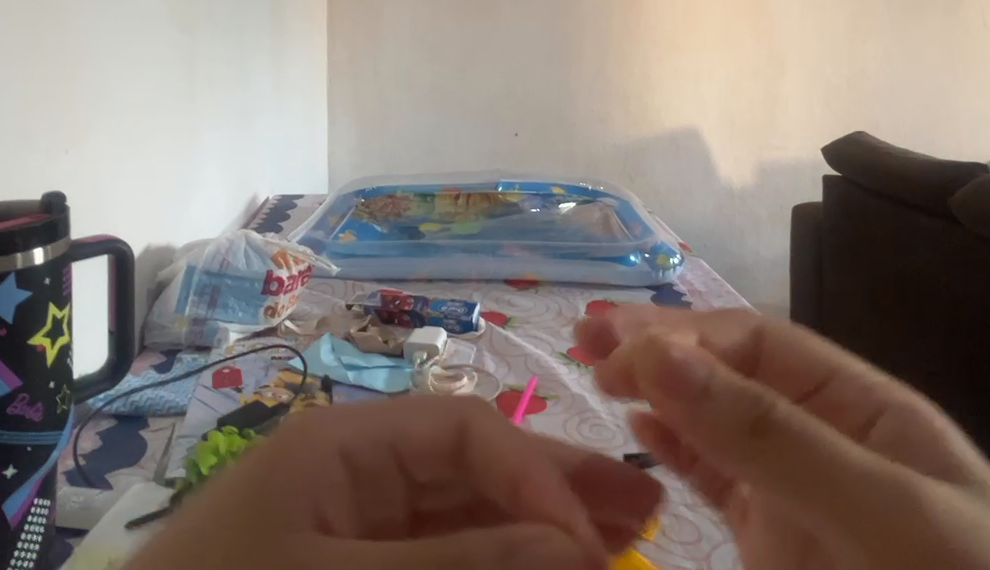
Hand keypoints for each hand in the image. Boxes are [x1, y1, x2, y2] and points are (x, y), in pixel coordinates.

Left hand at [124, 394, 663, 569]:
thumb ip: (460, 562)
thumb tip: (569, 545)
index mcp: (346, 441)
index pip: (466, 432)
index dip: (536, 476)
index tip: (586, 545)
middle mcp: (357, 466)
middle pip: (475, 463)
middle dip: (557, 483)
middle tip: (643, 508)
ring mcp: (353, 520)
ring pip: (463, 508)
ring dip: (536, 522)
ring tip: (617, 534)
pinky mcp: (348, 561)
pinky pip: (434, 548)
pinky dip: (490, 552)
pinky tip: (539, 560)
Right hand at [577, 307, 989, 569]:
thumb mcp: (889, 517)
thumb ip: (773, 437)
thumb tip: (658, 354)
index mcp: (867, 409)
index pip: (760, 347)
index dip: (686, 339)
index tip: (619, 351)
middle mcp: (827, 439)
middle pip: (728, 374)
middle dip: (658, 349)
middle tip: (583, 338)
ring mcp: (799, 495)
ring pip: (713, 423)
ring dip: (654, 390)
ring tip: (594, 370)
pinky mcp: (778, 546)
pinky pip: (715, 481)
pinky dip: (673, 449)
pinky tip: (638, 429)